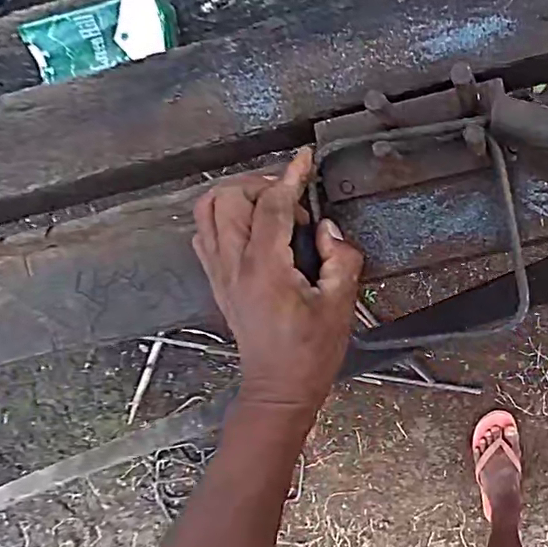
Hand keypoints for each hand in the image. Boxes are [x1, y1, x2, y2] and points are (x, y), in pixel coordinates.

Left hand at [192, 148, 363, 415]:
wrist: (279, 387)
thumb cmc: (309, 354)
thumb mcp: (340, 306)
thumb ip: (342, 259)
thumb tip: (330, 230)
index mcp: (266, 270)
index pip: (271, 206)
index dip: (290, 177)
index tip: (303, 159)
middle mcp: (234, 267)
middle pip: (228, 197)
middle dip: (260, 183)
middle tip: (291, 193)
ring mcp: (221, 274)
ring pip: (208, 211)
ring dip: (237, 196)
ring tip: (270, 205)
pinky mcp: (218, 283)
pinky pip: (205, 234)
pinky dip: (223, 217)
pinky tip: (251, 227)